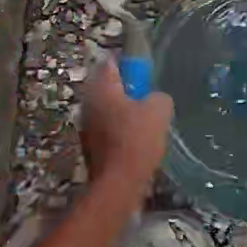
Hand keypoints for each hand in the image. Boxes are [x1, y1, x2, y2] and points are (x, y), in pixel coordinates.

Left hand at [80, 58, 172, 194]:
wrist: (119, 183)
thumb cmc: (138, 139)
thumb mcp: (160, 109)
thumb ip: (158, 96)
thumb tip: (154, 99)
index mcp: (102, 88)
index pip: (112, 62)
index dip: (130, 63)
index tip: (145, 72)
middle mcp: (89, 104)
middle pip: (109, 87)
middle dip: (128, 90)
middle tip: (148, 98)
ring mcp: (86, 126)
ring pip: (108, 110)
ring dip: (124, 112)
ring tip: (146, 123)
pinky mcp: (90, 146)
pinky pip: (107, 129)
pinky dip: (120, 131)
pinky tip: (137, 142)